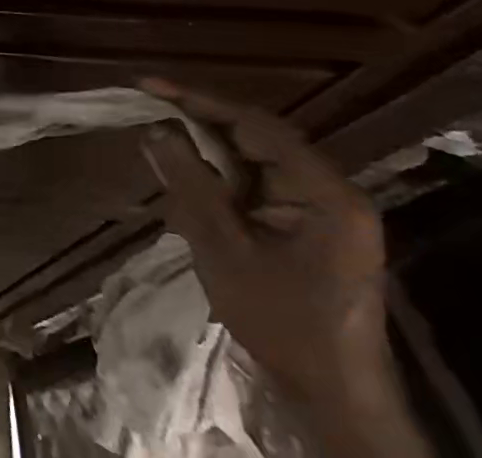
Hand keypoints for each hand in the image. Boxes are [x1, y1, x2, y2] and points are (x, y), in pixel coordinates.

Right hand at [141, 82, 430, 457]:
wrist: (333, 395)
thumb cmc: (280, 323)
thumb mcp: (223, 251)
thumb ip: (190, 185)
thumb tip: (155, 130)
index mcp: (325, 193)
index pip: (255, 125)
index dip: (198, 100)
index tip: (149, 85)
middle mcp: (331, 190)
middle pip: (257, 137)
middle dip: (200, 122)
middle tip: (147, 108)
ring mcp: (324, 209)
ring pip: (255, 159)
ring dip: (207, 151)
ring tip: (160, 140)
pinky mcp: (311, 225)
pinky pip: (259, 184)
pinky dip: (221, 179)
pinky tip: (189, 181)